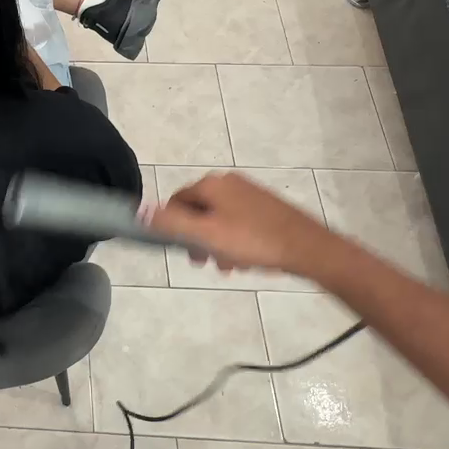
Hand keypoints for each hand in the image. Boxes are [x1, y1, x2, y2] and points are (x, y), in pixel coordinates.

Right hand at [146, 171, 337, 275]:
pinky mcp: (268, 206)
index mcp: (211, 184)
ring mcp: (250, 192)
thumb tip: (140, 211)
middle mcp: (228, 181)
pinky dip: (237, 239)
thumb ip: (172, 223)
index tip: (185, 252)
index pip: (177, 201)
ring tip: (230, 266)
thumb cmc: (253, 241)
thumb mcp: (207, 235)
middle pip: (199, 210)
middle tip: (207, 263)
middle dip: (199, 237)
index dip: (174, 227)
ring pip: (220, 218)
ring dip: (219, 242)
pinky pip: (240, 221)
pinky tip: (248, 260)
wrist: (309, 248)